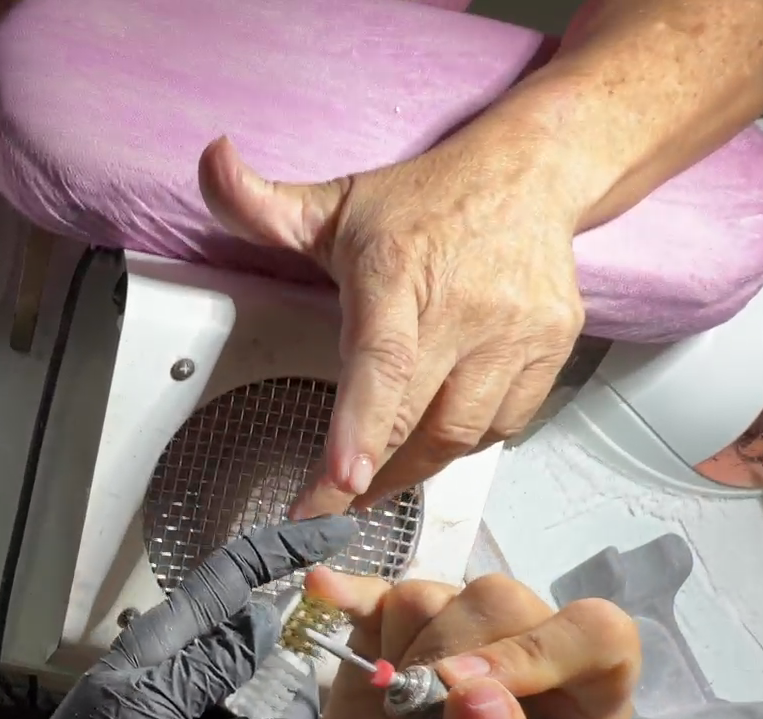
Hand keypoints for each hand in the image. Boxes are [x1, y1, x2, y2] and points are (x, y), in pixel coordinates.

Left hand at [198, 135, 588, 515]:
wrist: (537, 172)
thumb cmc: (425, 202)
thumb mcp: (334, 203)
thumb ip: (260, 202)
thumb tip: (209, 163)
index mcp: (402, 276)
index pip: (380, 363)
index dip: (357, 427)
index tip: (334, 482)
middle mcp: (470, 310)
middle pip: (415, 421)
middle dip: (364, 478)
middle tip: (322, 512)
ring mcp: (520, 334)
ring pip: (459, 436)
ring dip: (407, 472)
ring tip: (366, 486)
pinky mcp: (553, 351)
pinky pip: (500, 427)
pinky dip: (456, 449)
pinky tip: (424, 446)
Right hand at [305, 569, 638, 718]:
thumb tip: (476, 692)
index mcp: (578, 696)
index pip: (593, 633)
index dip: (537, 650)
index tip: (472, 691)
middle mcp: (522, 645)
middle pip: (498, 600)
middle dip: (446, 653)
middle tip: (418, 708)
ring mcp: (451, 627)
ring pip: (431, 594)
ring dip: (398, 647)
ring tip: (391, 698)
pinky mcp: (391, 620)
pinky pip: (374, 588)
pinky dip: (348, 591)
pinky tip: (323, 590)